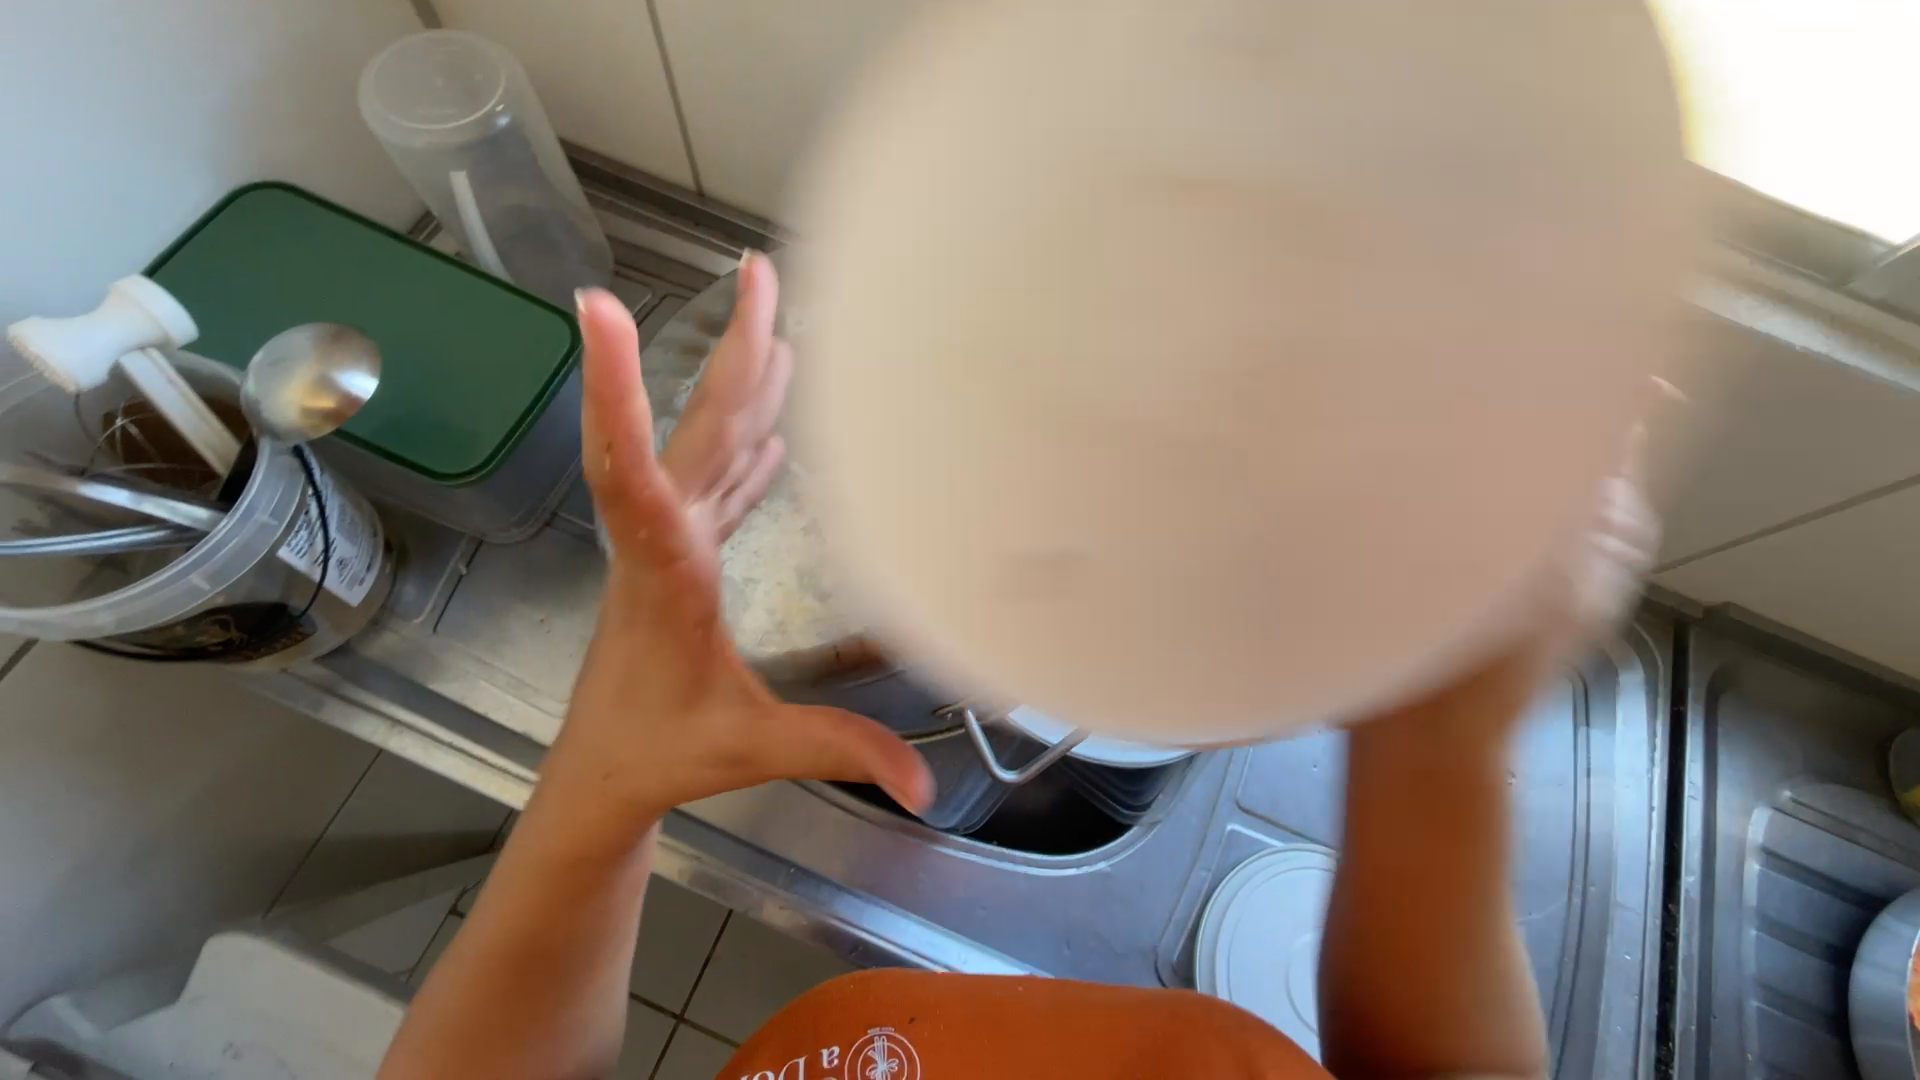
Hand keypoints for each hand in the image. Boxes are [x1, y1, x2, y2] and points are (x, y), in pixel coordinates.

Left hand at [551, 253, 933, 829]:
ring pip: (704, 444)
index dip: (619, 392)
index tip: (601, 307)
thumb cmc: (661, 755)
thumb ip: (838, 752)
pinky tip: (773, 424)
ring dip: (738, 382)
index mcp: (667, 573)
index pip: (632, 471)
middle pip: (693, 429)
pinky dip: (743, 441)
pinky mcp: (683, 551)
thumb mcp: (749, 750)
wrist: (602, 772)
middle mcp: (663, 538)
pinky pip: (715, 478)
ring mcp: (672, 539)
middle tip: (763, 275)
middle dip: (730, 349)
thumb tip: (927, 791)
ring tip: (774, 321)